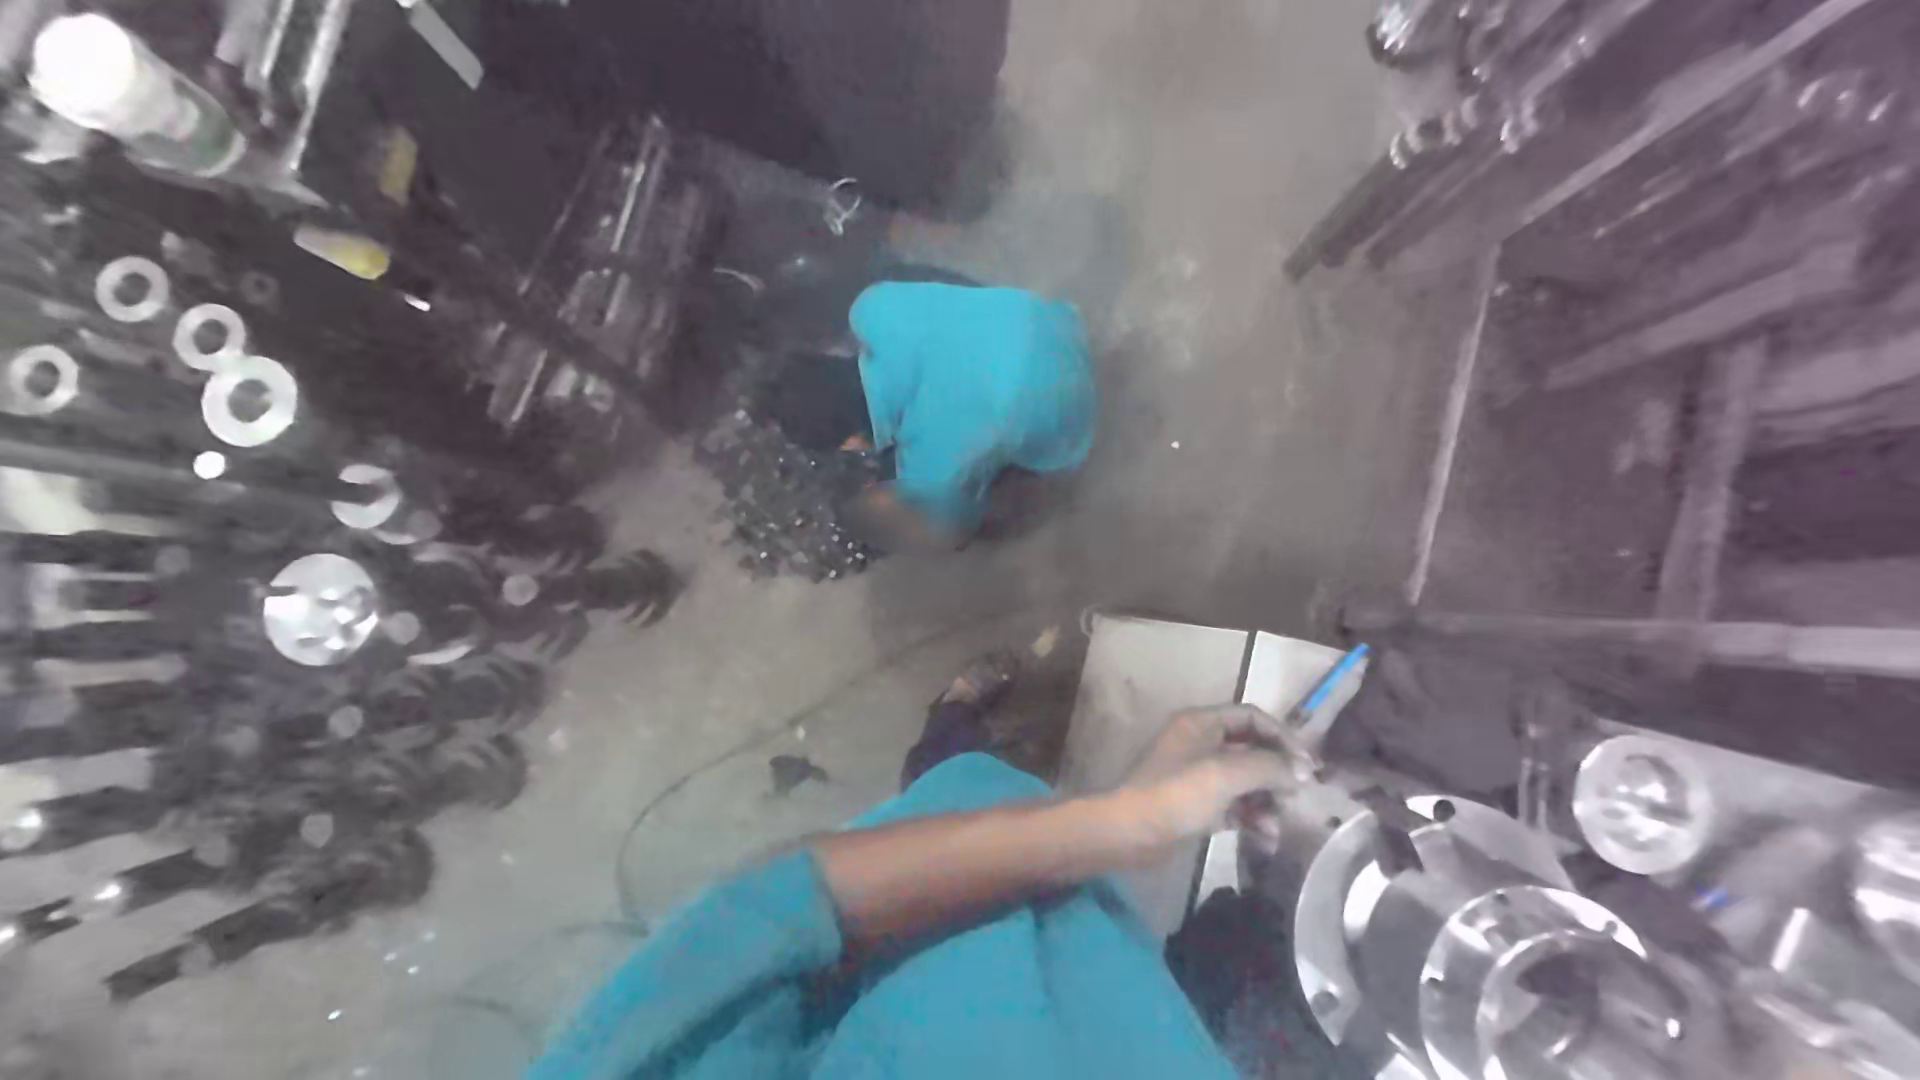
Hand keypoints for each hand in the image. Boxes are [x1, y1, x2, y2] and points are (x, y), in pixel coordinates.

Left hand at [1118, 705, 1304, 846]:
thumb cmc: (1177, 794)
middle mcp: (1200, 743)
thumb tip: (1303, 771)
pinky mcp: (1198, 803)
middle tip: (1295, 799)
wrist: (1132, 831)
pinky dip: (1251, 817)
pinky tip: (1265, 837)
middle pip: (1251, 749)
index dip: (1282, 737)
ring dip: (1266, 800)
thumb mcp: (1225, 774)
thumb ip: (1268, 767)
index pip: (1251, 717)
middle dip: (1276, 774)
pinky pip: (1234, 804)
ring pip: (1245, 780)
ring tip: (1276, 824)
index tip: (1307, 766)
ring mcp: (1198, 774)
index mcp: (1200, 723)